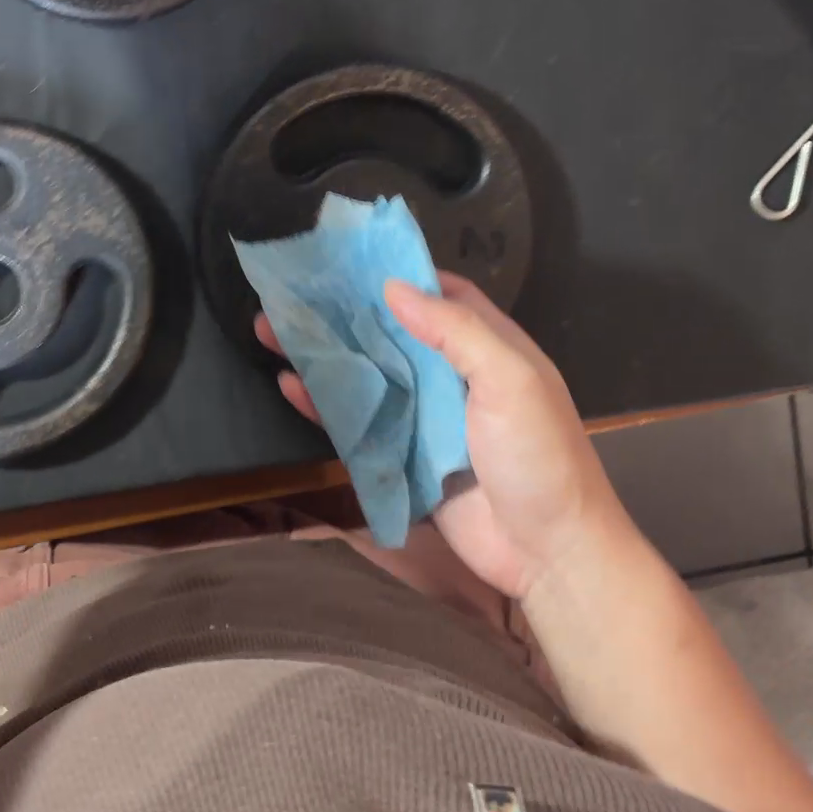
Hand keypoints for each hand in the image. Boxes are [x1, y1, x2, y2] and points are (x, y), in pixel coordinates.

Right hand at [256, 272, 632, 599]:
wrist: (544, 554)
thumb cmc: (538, 458)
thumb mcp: (511, 382)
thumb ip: (456, 332)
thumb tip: (393, 288)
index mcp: (486, 349)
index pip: (439, 296)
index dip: (397, 274)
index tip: (346, 258)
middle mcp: (448, 376)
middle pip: (387, 332)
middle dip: (341, 311)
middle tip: (289, 290)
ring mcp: (420, 417)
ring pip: (362, 373)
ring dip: (320, 353)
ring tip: (268, 328)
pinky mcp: (397, 454)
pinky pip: (352, 421)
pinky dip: (321, 402)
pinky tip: (287, 383)